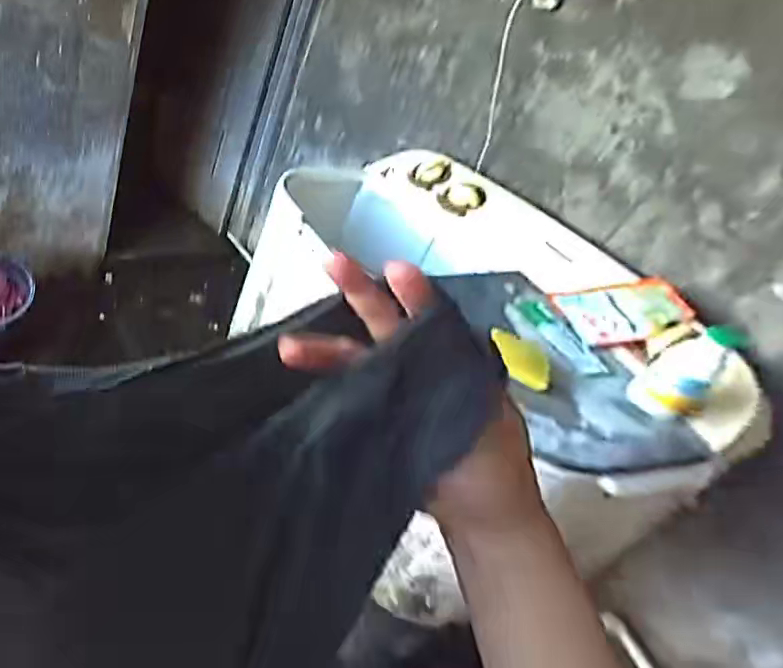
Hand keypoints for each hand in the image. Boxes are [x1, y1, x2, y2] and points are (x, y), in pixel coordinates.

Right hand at [278, 253, 545, 535]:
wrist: (476, 518)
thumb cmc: (491, 465)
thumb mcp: (488, 417)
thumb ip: (458, 380)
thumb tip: (430, 349)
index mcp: (450, 361)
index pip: (429, 318)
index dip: (413, 294)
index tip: (397, 271)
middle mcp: (415, 365)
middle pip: (383, 324)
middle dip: (358, 291)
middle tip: (335, 264)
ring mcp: (388, 387)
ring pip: (354, 355)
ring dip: (323, 346)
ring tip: (292, 347)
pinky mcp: (368, 409)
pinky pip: (342, 384)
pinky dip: (318, 370)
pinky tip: (295, 360)